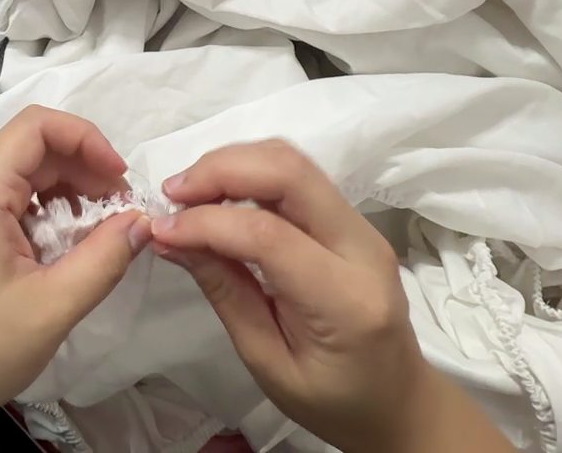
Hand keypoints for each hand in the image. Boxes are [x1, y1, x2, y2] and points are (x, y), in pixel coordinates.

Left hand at [0, 106, 149, 451]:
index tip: (120, 178)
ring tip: (100, 227)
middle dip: (83, 167)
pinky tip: (65, 243)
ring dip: (66, 189)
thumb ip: (103, 259)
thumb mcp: (50, 308)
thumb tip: (141, 220)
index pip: (37, 124)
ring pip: (22, 173)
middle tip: (120, 208)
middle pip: (32, 147)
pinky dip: (44, 209)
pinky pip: (8, 198)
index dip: (86, 138)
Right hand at [152, 140, 512, 452]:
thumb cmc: (333, 400)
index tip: (161, 228)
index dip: (206, 222)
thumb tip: (169, 237)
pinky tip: (219, 192)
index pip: (267, 234)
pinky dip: (247, 169)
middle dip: (219, 169)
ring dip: (231, 163)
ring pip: (290, 159)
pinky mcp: (348, 215)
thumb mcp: (267, 362)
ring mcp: (360, 224)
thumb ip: (223, 291)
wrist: (400, 403)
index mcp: (344, 301)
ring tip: (190, 192)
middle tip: (173, 193)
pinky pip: (294, 171)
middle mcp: (361, 247)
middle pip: (288, 171)